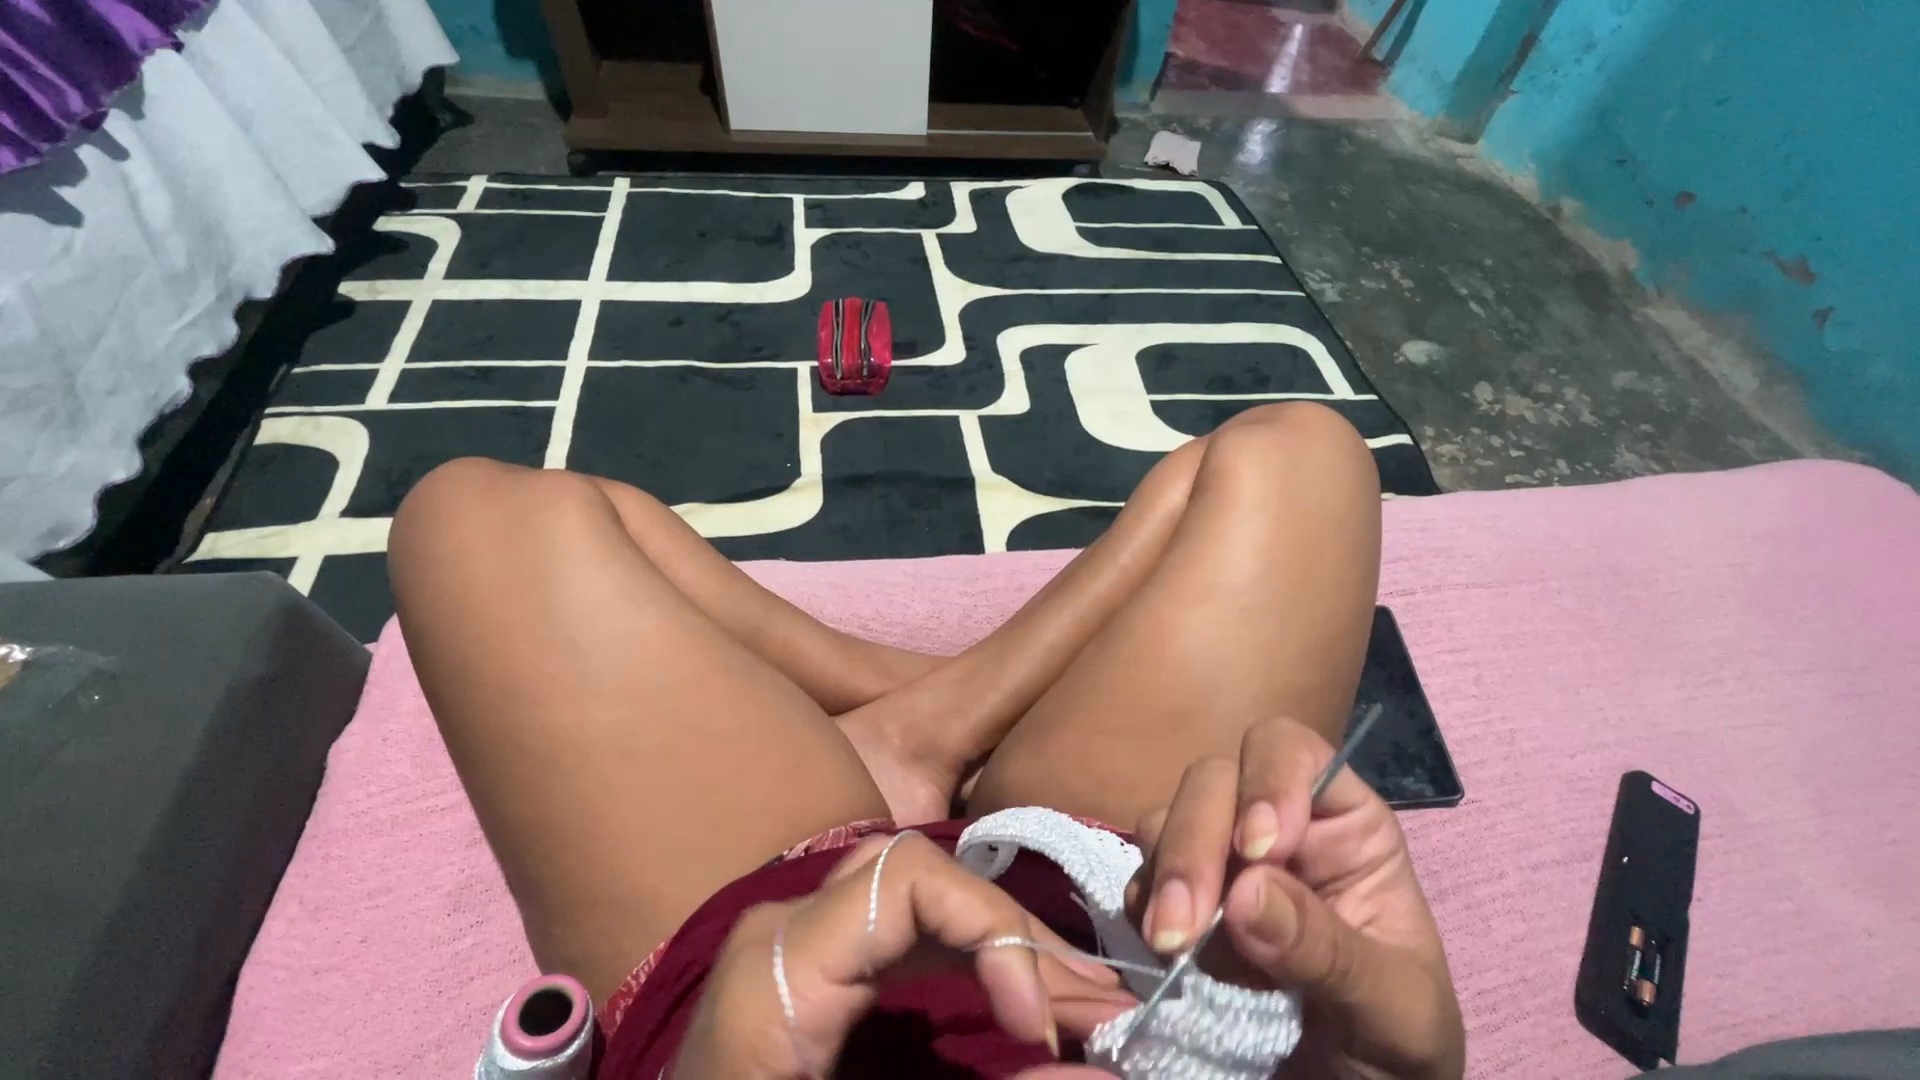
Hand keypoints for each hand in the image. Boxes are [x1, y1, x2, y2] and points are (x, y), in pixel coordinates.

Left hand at [670, 831, 1134, 1078]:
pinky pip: (904, 934)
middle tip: (1100, 1010)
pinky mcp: (814, 967)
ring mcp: (800, 941)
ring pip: (923, 902)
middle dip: (1019, 941)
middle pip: (927, 882)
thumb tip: (1105, 1078)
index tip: (1040, 1023)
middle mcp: (789, 928)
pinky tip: (1018, 993)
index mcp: (779, 966)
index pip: (907, 877)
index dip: (991, 928)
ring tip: (1083, 999)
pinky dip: (969, 959)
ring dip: (1005, 946)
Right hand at [1129, 717, 1464, 1079]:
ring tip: (1172, 946)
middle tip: (1186, 928)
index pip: (1293, 754)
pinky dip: (1140, 901)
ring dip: (1163, 872)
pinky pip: (1140, 870)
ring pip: (1166, 816)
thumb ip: (1331, 951)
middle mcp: (1272, 827)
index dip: (1268, 779)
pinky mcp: (1177, 900)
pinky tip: (1160, 949)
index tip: (1259, 849)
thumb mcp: (1396, 1011)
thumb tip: (1246, 891)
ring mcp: (1218, 861)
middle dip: (1196, 842)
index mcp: (1342, 826)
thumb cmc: (1398, 1048)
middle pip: (1214, 779)